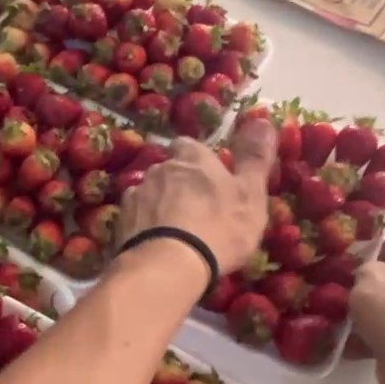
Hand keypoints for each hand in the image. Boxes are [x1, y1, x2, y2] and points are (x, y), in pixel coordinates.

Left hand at [118, 118, 275, 276]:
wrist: (170, 264)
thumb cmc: (219, 227)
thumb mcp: (250, 194)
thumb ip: (255, 158)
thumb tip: (263, 119)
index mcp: (193, 157)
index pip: (189, 145)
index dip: (197, 160)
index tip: (207, 177)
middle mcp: (161, 168)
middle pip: (168, 169)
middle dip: (178, 183)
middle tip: (194, 209)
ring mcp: (137, 193)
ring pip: (149, 192)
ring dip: (159, 204)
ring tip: (173, 230)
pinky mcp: (121, 221)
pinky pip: (135, 217)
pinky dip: (143, 225)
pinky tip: (154, 242)